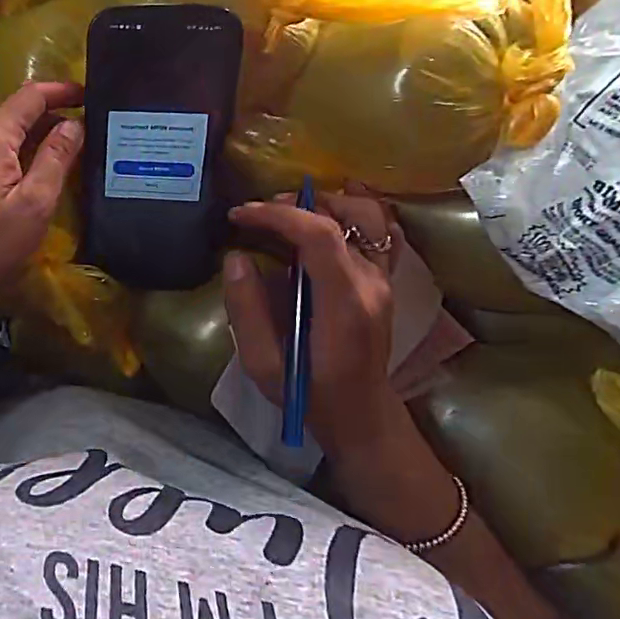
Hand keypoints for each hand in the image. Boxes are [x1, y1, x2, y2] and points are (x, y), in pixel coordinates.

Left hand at [0, 81, 83, 318]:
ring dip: (35, 135)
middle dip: (52, 115)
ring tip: (68, 150)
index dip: (63, 91)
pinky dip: (16, 150)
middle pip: (16, 111)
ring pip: (3, 130)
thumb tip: (74, 123)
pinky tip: (34, 170)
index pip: (31, 95)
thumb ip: (57, 158)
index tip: (92, 95)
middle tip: (88, 130)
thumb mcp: (35, 203)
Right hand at [223, 189, 409, 453]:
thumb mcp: (263, 365)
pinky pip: (375, 230)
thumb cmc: (309, 394)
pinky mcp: (383, 280)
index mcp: (345, 304)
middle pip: (343, 217)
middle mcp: (371, 283)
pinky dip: (348, 211)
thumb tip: (236, 257)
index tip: (240, 215)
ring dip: (321, 203)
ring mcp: (383, 279)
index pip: (320, 235)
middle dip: (294, 206)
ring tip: (284, 213)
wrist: (360, 415)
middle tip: (256, 214)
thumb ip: (247, 310)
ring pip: (365, 215)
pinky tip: (322, 210)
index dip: (278, 215)